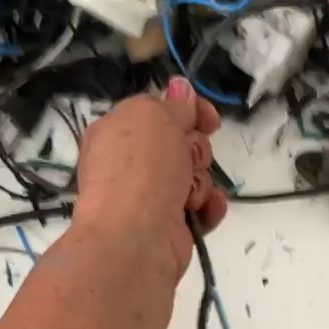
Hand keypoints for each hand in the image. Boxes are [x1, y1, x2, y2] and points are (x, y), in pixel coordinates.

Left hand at [73, 77, 228, 276]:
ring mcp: (153, 199)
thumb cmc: (140, 170)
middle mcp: (134, 165)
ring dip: (201, 181)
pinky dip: (208, 208)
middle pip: (183, 144)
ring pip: (195, 177)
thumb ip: (174, 104)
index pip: (160, 111)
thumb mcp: (156, 117)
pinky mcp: (171, 228)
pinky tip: (205, 209)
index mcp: (119, 131)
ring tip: (189, 195)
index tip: (209, 120)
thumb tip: (181, 88)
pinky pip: (201, 209)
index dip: (189, 111)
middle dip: (195, 150)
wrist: (134, 240)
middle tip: (187, 162)